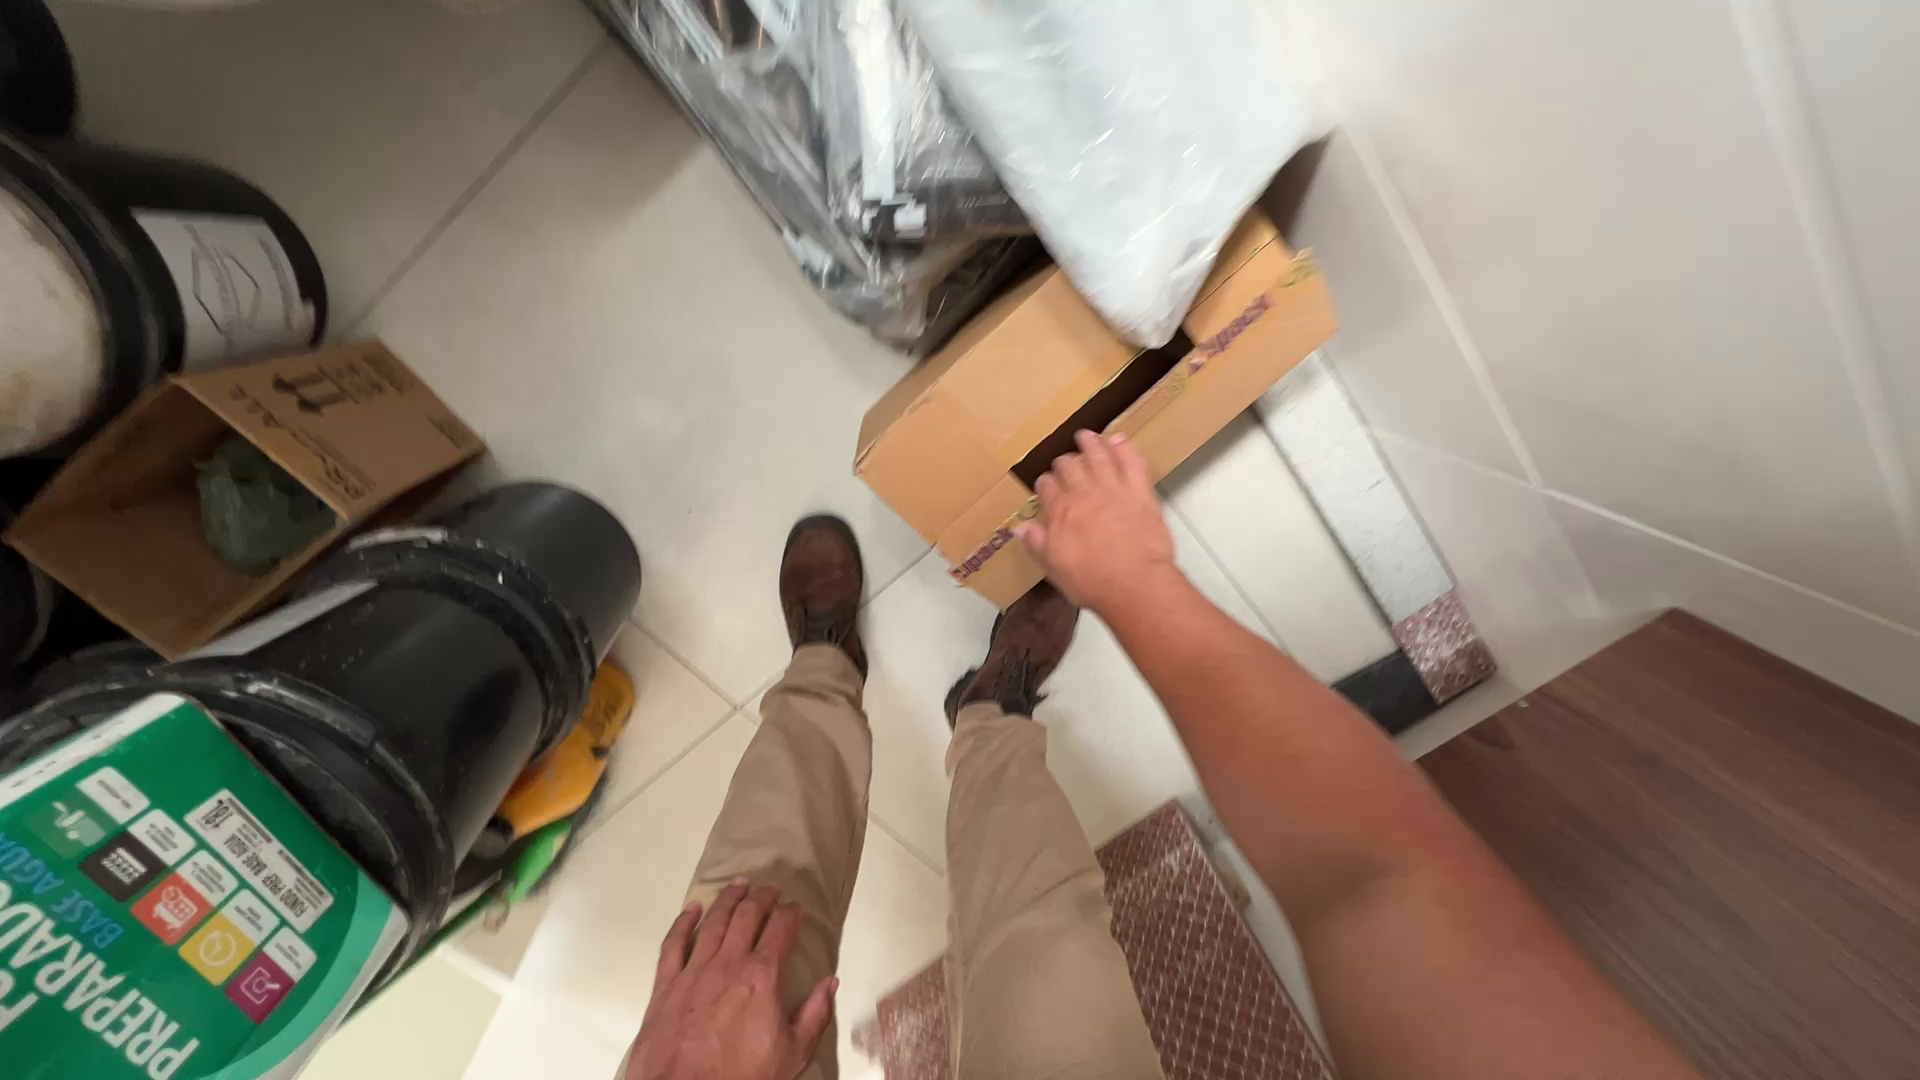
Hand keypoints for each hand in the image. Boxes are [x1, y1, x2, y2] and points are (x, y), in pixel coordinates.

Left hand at [624, 880, 836, 1079]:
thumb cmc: (742, 1078)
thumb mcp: (792, 1055)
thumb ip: (815, 1015)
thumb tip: (830, 983)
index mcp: (762, 976)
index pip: (781, 928)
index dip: (791, 913)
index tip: (795, 909)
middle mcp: (729, 963)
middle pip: (748, 915)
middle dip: (762, 897)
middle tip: (770, 890)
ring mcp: (694, 972)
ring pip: (714, 921)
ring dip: (729, 898)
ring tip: (739, 885)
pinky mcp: (665, 987)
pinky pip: (673, 944)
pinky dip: (683, 922)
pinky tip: (693, 908)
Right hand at [1017, 429, 1179, 613]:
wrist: (1134, 583)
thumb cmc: (1092, 581)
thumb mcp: (1054, 568)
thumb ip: (1037, 544)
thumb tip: (1020, 528)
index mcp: (1061, 512)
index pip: (1047, 488)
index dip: (1044, 483)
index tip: (1044, 482)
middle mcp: (1084, 495)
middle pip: (1070, 469)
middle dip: (1063, 462)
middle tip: (1062, 459)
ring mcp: (1113, 490)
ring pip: (1099, 458)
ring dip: (1091, 444)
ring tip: (1086, 435)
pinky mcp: (1141, 493)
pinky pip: (1133, 463)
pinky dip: (1125, 449)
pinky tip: (1120, 440)